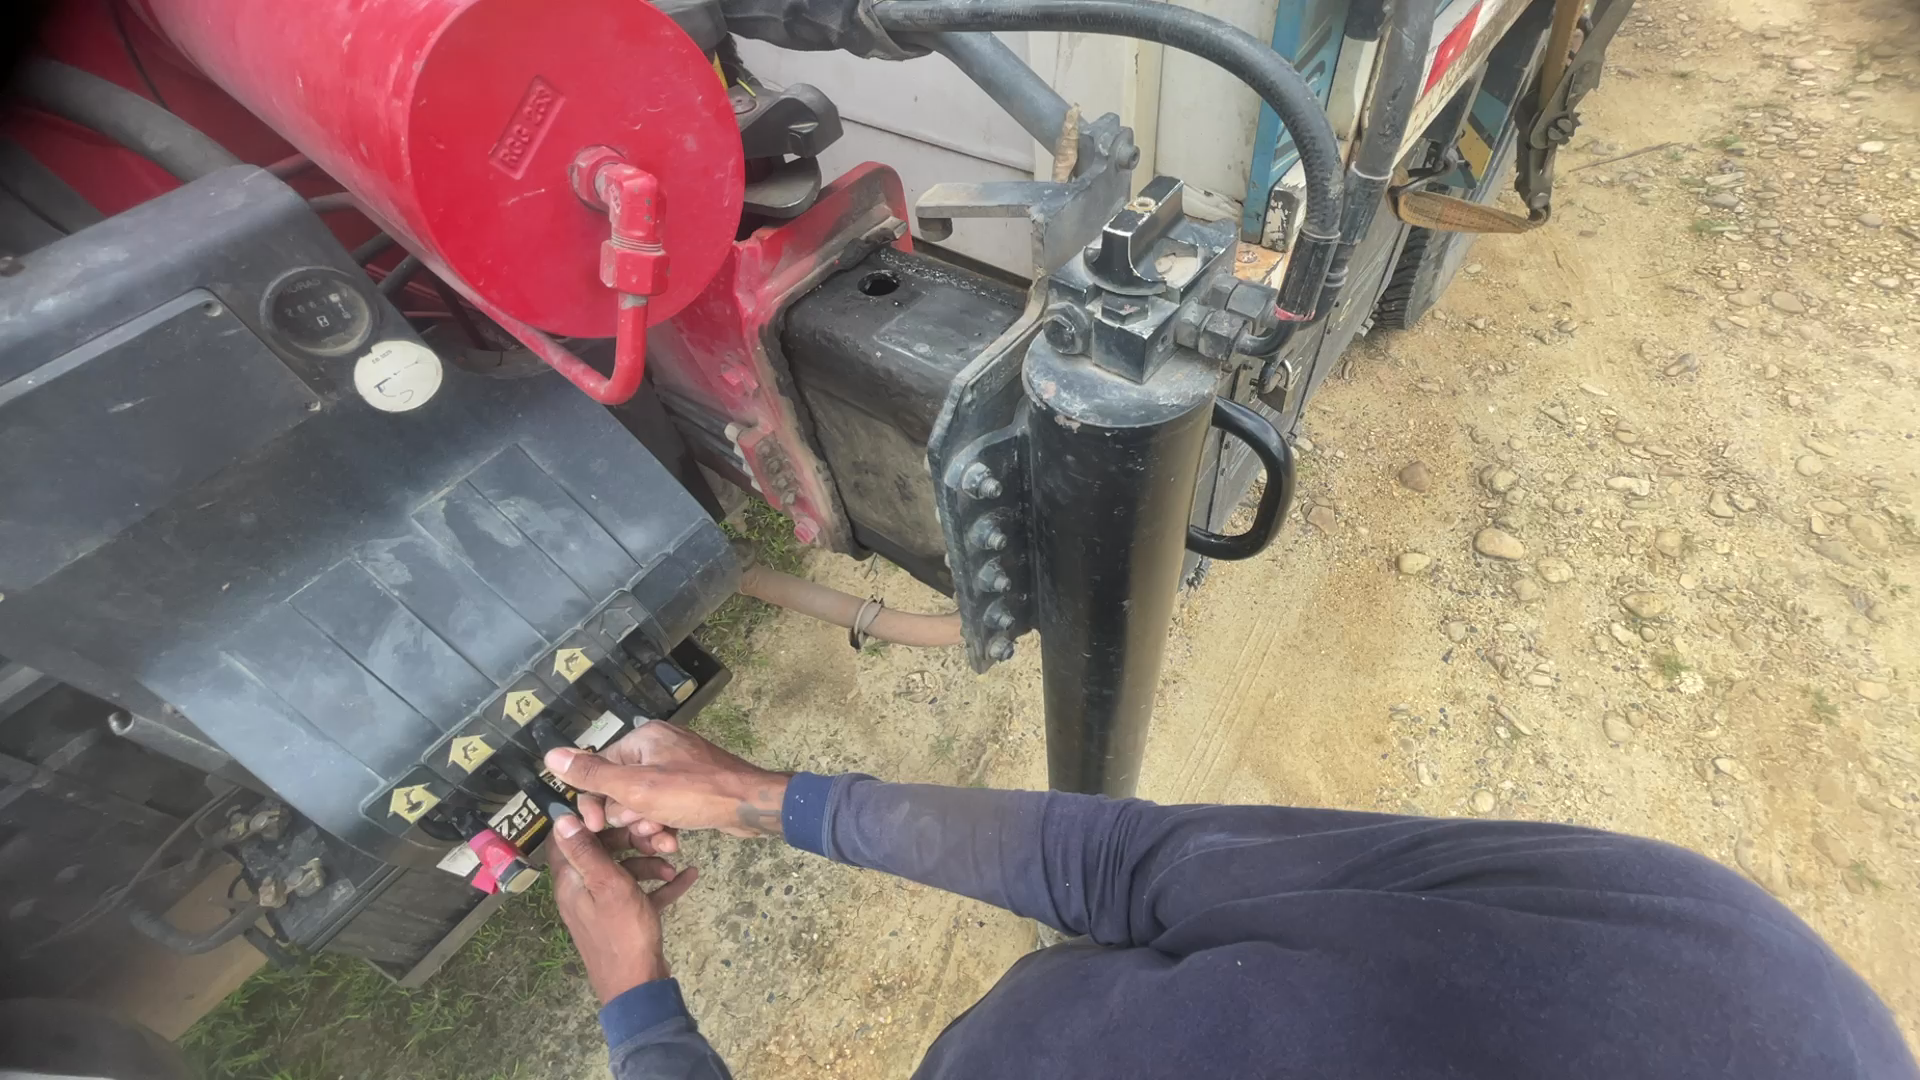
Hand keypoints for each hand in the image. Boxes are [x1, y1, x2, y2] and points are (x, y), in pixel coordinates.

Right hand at [546, 721, 790, 838]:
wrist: (748, 805)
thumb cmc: (694, 793)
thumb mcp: (636, 787)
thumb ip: (593, 774)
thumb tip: (551, 754)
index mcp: (644, 738)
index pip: (600, 770)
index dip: (595, 803)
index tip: (596, 828)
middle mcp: (660, 746)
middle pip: (621, 788)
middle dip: (629, 816)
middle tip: (645, 826)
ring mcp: (679, 766)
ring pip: (643, 803)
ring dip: (647, 825)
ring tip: (663, 836)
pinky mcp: (692, 785)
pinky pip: (665, 806)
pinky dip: (665, 824)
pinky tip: (673, 840)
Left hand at [548, 814, 697, 1004]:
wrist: (638, 985)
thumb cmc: (623, 932)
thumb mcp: (608, 886)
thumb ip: (588, 852)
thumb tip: (562, 818)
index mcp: (573, 882)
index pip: (568, 839)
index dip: (589, 819)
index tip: (617, 808)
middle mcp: (584, 889)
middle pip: (604, 850)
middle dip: (632, 840)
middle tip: (658, 836)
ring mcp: (606, 904)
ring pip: (626, 869)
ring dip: (652, 862)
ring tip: (674, 863)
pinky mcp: (626, 916)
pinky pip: (644, 891)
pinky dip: (664, 884)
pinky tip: (689, 876)